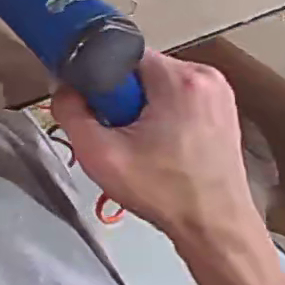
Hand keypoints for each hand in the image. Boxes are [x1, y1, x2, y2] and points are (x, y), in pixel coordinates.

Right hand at [52, 51, 256, 241]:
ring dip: (140, 105)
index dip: (101, 79)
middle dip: (121, 95)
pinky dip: (162, 113)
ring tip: (141, 142)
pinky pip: (176, 95)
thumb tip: (62, 88)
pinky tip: (160, 144)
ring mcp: (218, 92)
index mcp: (180, 79)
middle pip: (139, 68)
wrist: (216, 231)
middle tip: (121, 132)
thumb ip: (69, 113)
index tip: (98, 107)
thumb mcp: (99, 156)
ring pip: (156, 82)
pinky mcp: (222, 108)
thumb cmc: (167, 196)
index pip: (122, 53)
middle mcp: (205, 77)